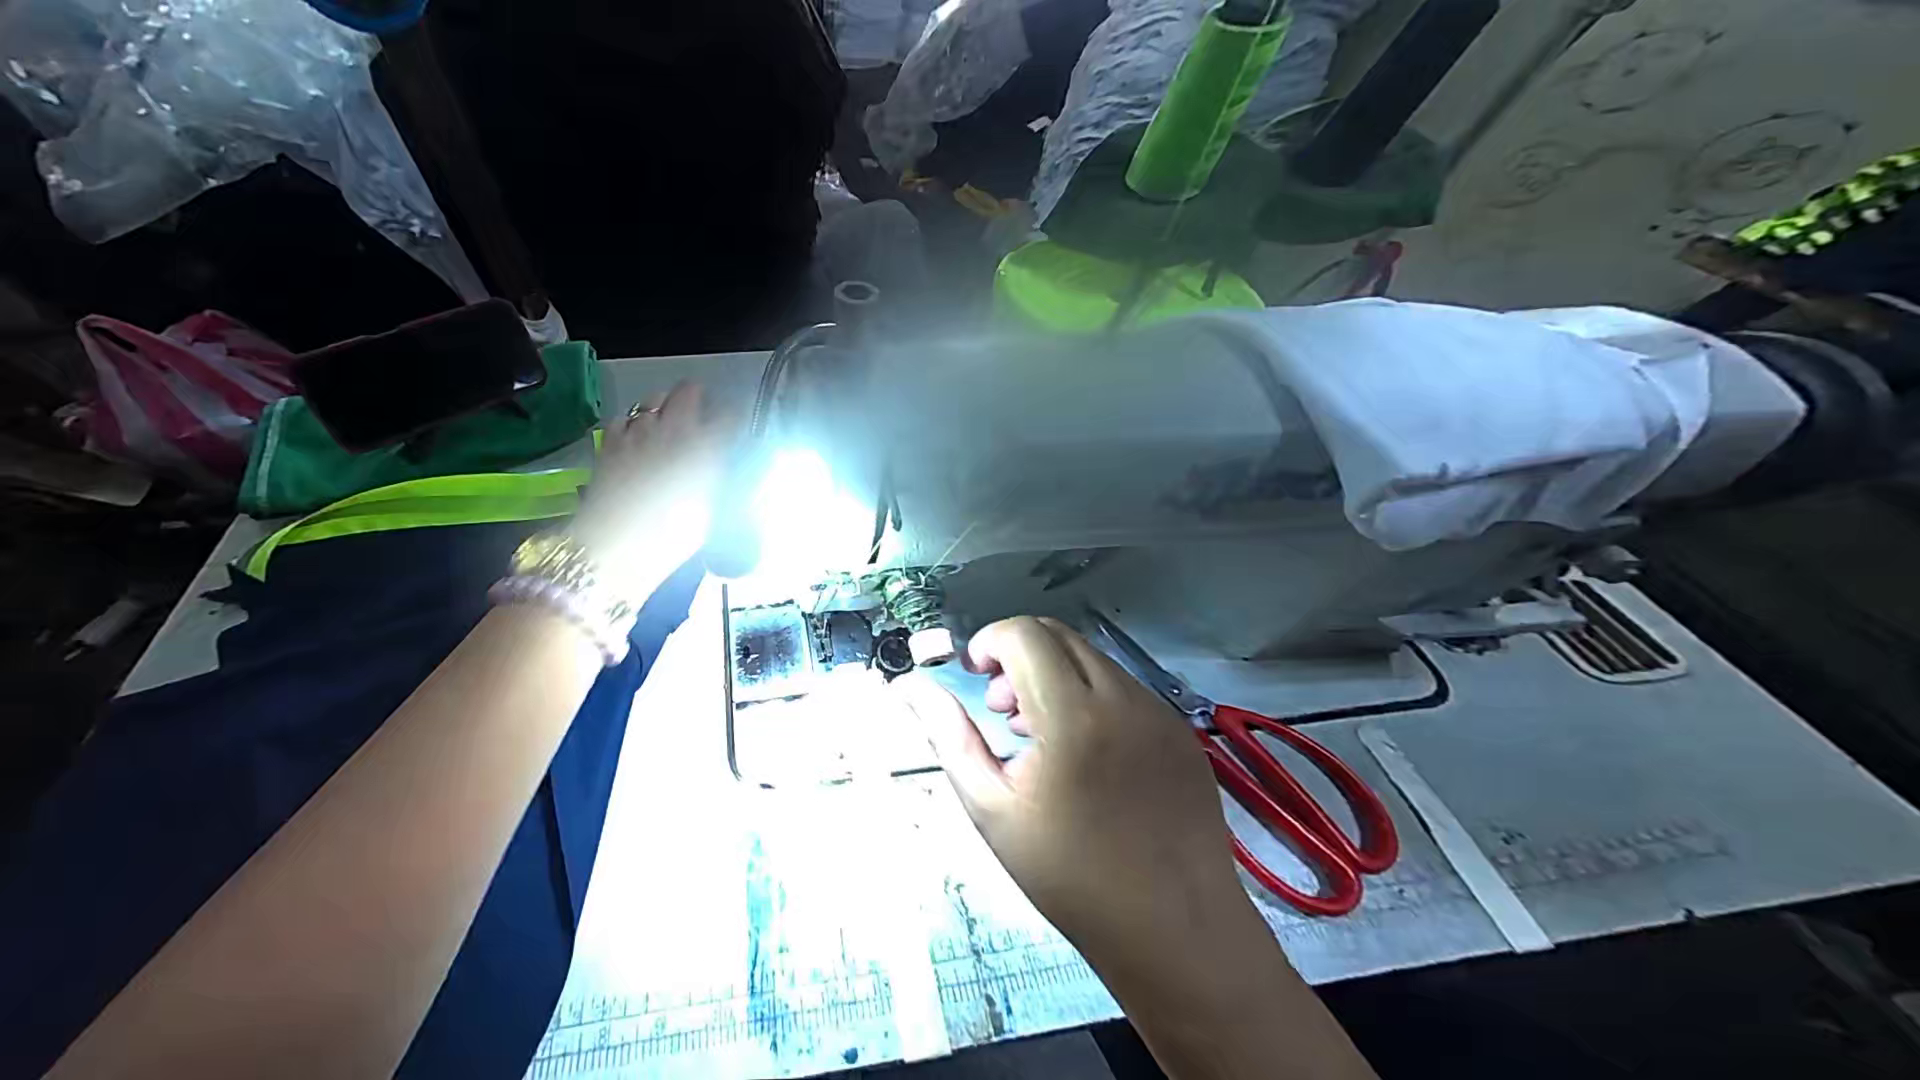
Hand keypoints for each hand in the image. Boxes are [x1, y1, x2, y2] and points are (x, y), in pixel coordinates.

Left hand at [570, 382, 737, 594]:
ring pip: (654, 398)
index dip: (734, 420)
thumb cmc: (674, 535)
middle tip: (700, 418)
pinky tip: (636, 440)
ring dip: (664, 408)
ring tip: (667, 426)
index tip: (734, 430)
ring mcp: (639, 431)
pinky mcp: (610, 441)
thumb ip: (720, 479)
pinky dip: (632, 424)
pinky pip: (624, 419)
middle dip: (698, 400)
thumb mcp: (712, 509)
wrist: (617, 544)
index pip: (731, 414)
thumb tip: (725, 468)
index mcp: (708, 446)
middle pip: (689, 391)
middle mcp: (675, 428)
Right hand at [895, 616, 1244, 960]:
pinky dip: (1093, 698)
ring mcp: (1160, 712)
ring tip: (1041, 736)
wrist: (1175, 930)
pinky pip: (1126, 690)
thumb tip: (914, 689)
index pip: (1025, 635)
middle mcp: (1123, 699)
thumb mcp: (992, 809)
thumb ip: (951, 737)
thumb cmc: (1070, 875)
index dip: (990, 642)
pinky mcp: (1180, 730)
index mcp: (1073, 716)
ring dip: (1056, 676)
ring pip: (1094, 660)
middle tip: (1003, 709)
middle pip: (1059, 636)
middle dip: (1019, 655)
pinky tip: (1086, 753)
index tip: (976, 676)